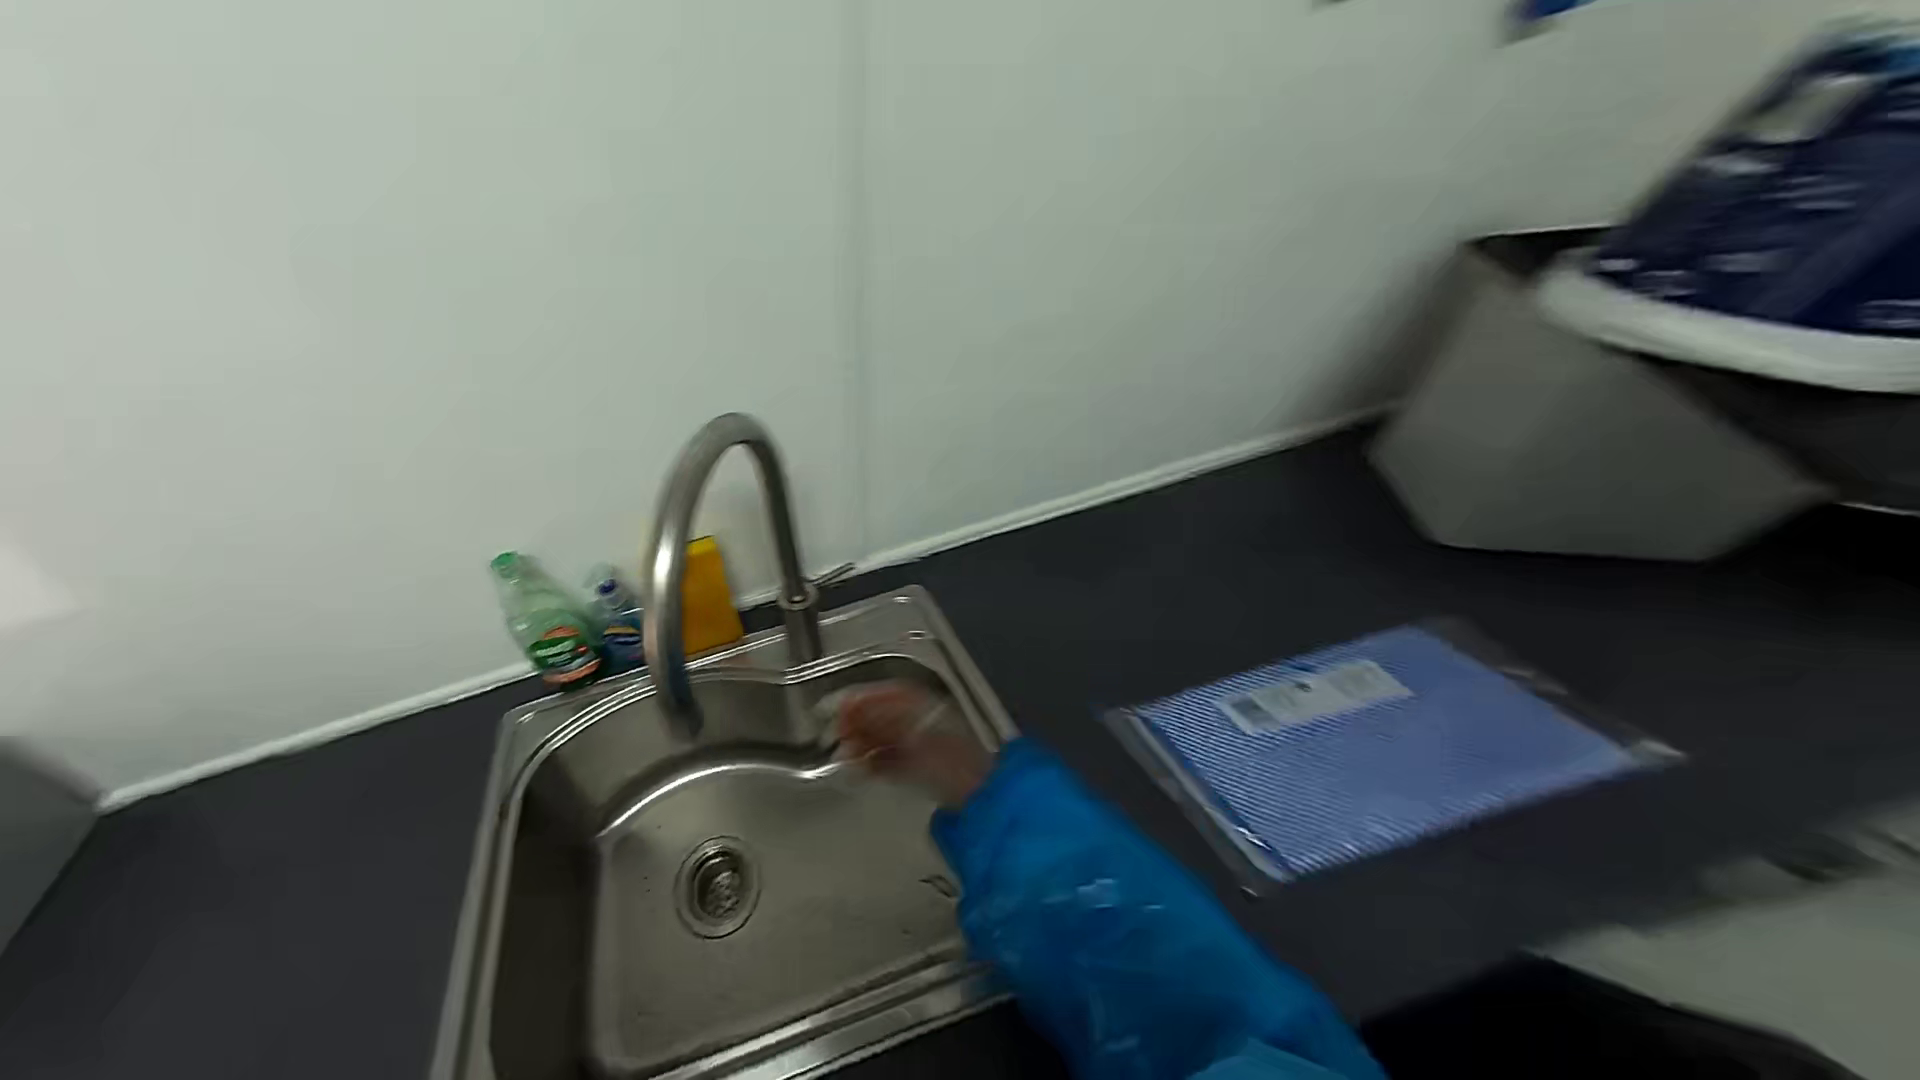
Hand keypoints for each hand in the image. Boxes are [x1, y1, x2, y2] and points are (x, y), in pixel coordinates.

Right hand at [833, 681, 994, 808]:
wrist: (975, 794)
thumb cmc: (951, 760)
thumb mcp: (911, 733)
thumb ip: (881, 718)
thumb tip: (855, 706)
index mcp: (924, 705)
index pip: (887, 693)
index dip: (860, 697)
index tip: (837, 707)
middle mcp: (921, 719)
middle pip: (882, 715)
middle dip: (856, 722)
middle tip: (834, 732)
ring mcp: (920, 743)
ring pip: (883, 737)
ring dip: (860, 743)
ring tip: (843, 753)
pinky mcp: (918, 768)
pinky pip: (888, 759)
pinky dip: (871, 762)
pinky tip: (858, 768)